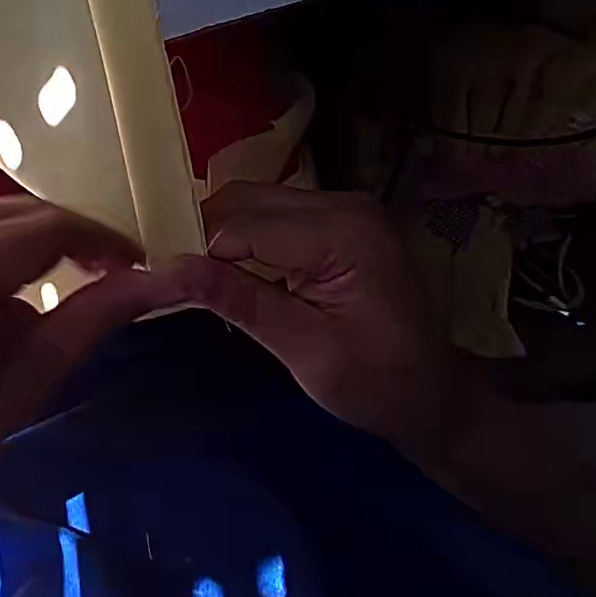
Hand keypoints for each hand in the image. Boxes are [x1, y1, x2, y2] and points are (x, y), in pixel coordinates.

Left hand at [0, 196, 182, 579]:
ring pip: (6, 209)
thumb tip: (160, 280)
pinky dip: (16, 235)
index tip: (140, 261)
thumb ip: (94, 317)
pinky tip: (37, 263)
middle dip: (79, 236)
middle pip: (26, 213)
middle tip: (120, 269)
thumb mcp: (30, 377)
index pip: (46, 230)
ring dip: (50, 234)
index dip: (101, 239)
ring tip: (88, 267)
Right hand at [166, 182, 459, 449]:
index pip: (244, 227)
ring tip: (196, 273)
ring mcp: (340, 206)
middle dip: (203, 236)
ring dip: (219, 233)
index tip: (160, 281)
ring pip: (251, 200)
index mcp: (344, 233)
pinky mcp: (334, 217)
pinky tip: (228, 265)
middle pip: (244, 201)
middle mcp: (342, 203)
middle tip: (173, 277)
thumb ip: (239, 302)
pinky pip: (269, 211)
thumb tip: (169, 271)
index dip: (197, 252)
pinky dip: (241, 234)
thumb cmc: (379, 385)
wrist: (436, 396)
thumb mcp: (306, 352)